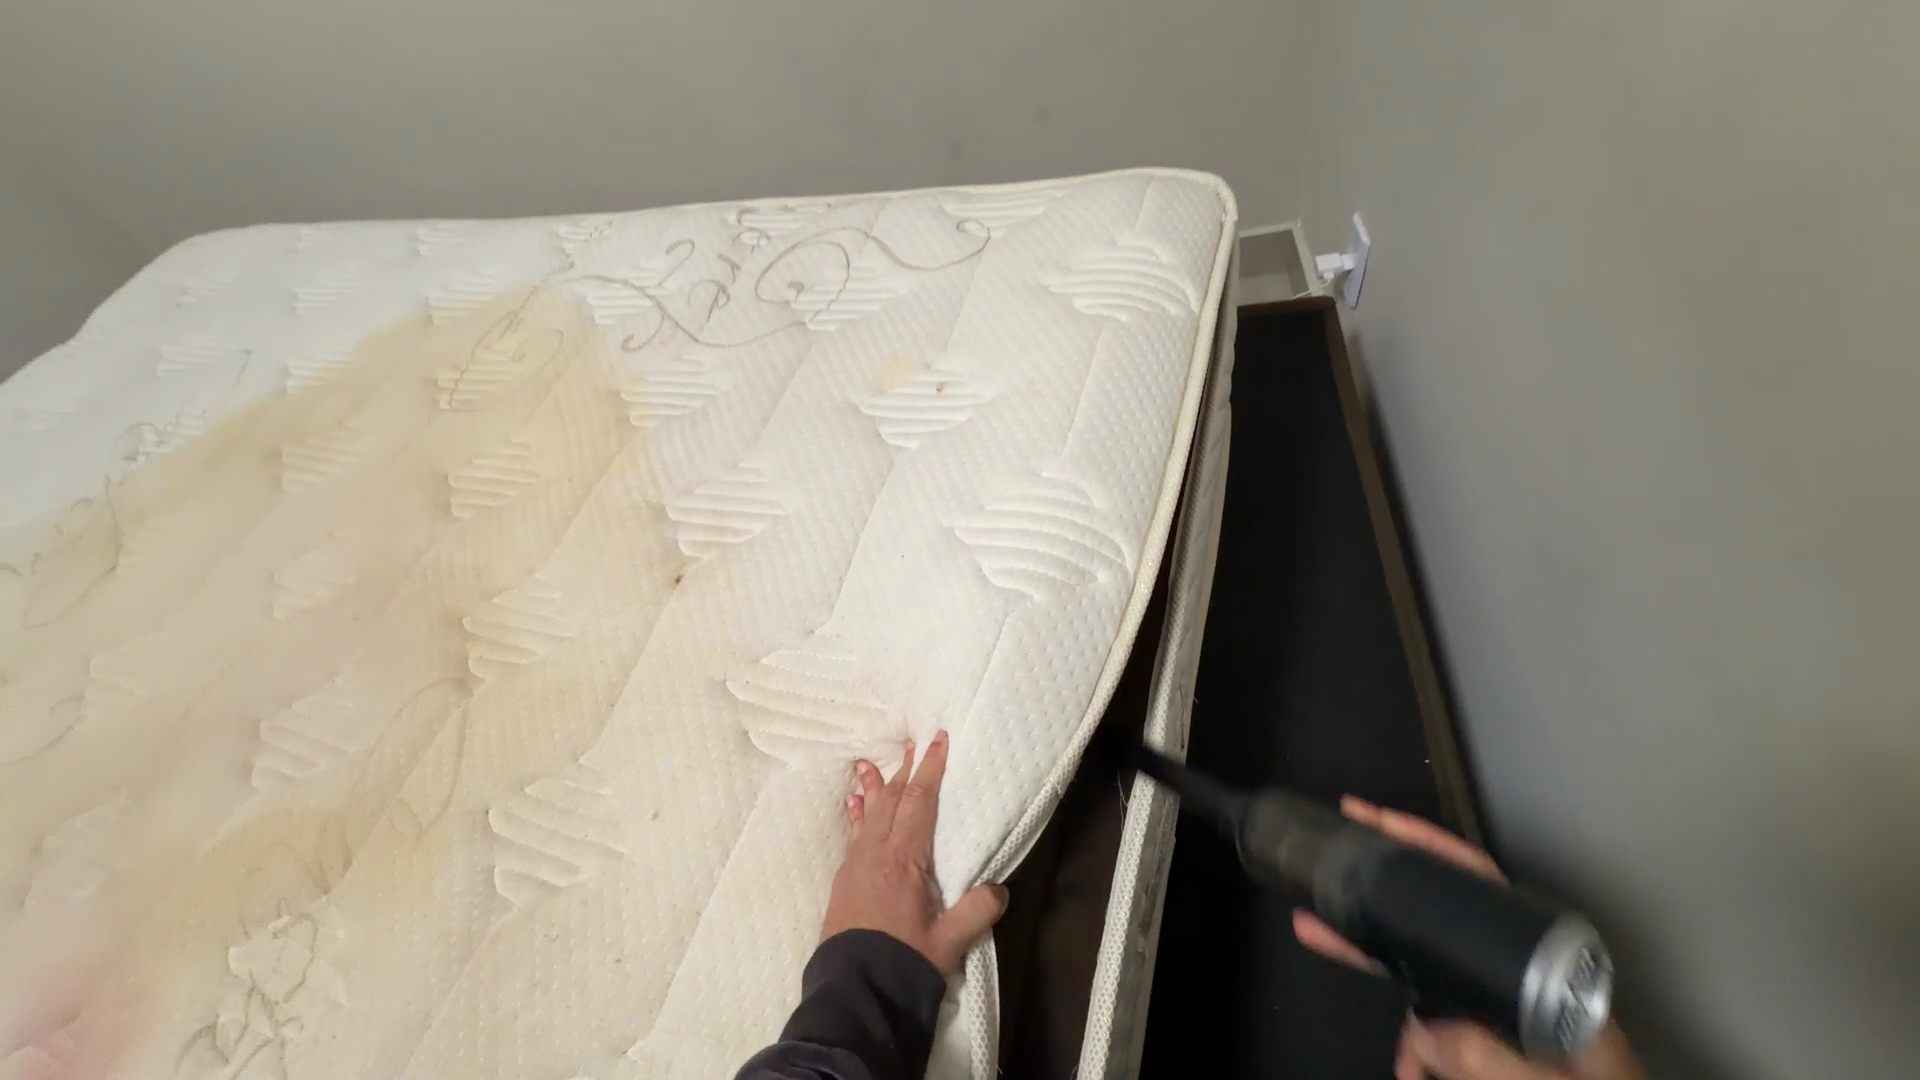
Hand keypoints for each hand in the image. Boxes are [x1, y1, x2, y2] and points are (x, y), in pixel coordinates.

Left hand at [820, 731, 1008, 974]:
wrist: (851, 996)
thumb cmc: (902, 965)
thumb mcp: (948, 943)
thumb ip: (977, 912)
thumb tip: (1000, 889)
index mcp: (903, 859)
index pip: (919, 802)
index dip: (930, 769)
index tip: (938, 739)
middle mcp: (875, 853)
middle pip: (891, 800)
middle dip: (903, 770)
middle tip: (911, 743)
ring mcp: (855, 865)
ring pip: (867, 814)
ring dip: (874, 787)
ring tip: (869, 763)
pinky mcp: (843, 881)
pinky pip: (852, 835)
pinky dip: (856, 814)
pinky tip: (853, 806)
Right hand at [1292, 797, 1644, 1079]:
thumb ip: (1489, 1057)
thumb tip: (1420, 1027)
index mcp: (1540, 962)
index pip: (1478, 881)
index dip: (1426, 843)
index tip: (1376, 819)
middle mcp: (1514, 966)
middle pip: (1435, 909)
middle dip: (1374, 891)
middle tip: (1324, 861)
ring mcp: (1498, 997)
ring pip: (1423, 967)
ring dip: (1373, 964)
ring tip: (1315, 935)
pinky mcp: (1488, 1029)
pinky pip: (1435, 1018)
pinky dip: (1416, 1041)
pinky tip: (1409, 1068)